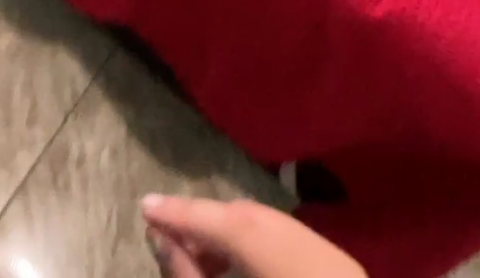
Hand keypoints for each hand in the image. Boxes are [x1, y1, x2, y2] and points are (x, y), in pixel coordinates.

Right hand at [141, 194, 364, 277]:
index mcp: (266, 246)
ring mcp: (323, 251)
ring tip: (199, 262)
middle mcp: (297, 238)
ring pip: (260, 228)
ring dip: (225, 237)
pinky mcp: (335, 264)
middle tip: (168, 239)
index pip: (214, 219)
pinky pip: (280, 242)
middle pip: (238, 218)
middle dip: (201, 225)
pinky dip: (252, 249)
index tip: (144, 207)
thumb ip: (189, 275)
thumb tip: (162, 240)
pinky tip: (236, 269)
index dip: (177, 213)